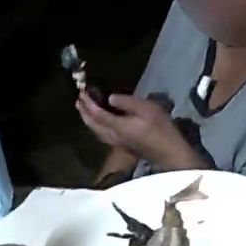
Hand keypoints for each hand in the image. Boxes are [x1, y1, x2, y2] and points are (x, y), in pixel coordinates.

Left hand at [76, 92, 198, 170]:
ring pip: (96, 131)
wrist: (167, 152)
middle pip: (93, 125)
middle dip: (84, 112)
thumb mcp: (146, 108)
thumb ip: (126, 102)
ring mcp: (116, 143)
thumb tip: (109, 98)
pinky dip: (95, 126)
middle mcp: (113, 136)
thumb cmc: (160, 128)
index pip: (97, 114)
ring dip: (88, 120)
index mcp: (117, 126)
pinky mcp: (121, 145)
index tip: (82, 92)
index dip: (88, 103)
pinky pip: (102, 135)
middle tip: (78, 99)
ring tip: (83, 109)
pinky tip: (97, 122)